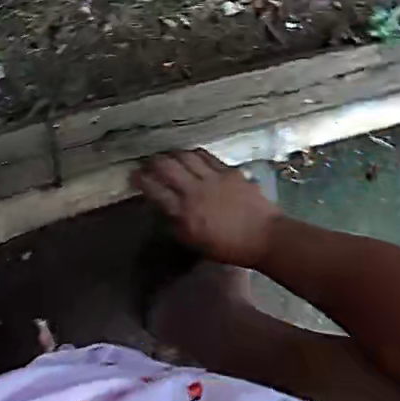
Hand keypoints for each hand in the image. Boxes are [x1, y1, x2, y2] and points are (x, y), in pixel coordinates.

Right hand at [132, 149, 280, 267]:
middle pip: (166, 166)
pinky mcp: (228, 171)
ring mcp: (212, 178)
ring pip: (184, 156)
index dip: (140, 179)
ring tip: (168, 156)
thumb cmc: (229, 247)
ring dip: (172, 154)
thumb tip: (165, 208)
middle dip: (152, 162)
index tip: (133, 176)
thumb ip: (176, 223)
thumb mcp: (195, 241)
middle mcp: (195, 191)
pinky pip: (205, 156)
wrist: (266, 237)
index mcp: (184, 212)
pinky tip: (191, 155)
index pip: (154, 189)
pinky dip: (193, 153)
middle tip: (149, 163)